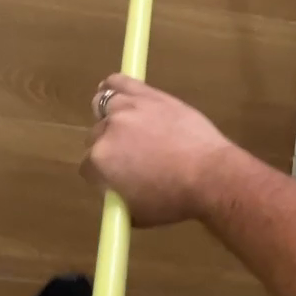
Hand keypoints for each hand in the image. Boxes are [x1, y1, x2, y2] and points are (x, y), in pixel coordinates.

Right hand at [82, 74, 241, 226]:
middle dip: (108, 146)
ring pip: (103, 104)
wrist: (208, 173)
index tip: (117, 178)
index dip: (102, 174)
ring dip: (108, 115)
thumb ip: (116, 198)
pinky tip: (112, 89)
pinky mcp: (146, 94)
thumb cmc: (173, 199)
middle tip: (129, 155)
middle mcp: (107, 131)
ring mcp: (126, 108)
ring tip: (123, 123)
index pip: (88, 166)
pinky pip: (118, 82)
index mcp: (100, 162)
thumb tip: (113, 190)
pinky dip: (112, 85)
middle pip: (95, 135)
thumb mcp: (135, 213)